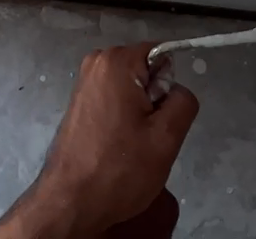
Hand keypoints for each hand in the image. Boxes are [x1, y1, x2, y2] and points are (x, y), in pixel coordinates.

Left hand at [0, 43, 199, 238]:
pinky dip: (122, 118)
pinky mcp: (80, 100)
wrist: (71, 201)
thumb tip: (179, 89)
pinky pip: (114, 98)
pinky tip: (116, 145)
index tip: (159, 115)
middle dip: (153, 100)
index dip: (167, 85)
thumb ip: (183, 102)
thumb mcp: (166, 137)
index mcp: (116, 61)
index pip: (160, 54)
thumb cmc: (119, 168)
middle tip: (146, 135)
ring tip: (130, 143)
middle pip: (144, 70)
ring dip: (139, 113)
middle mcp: (97, 62)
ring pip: (130, 87)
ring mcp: (85, 81)